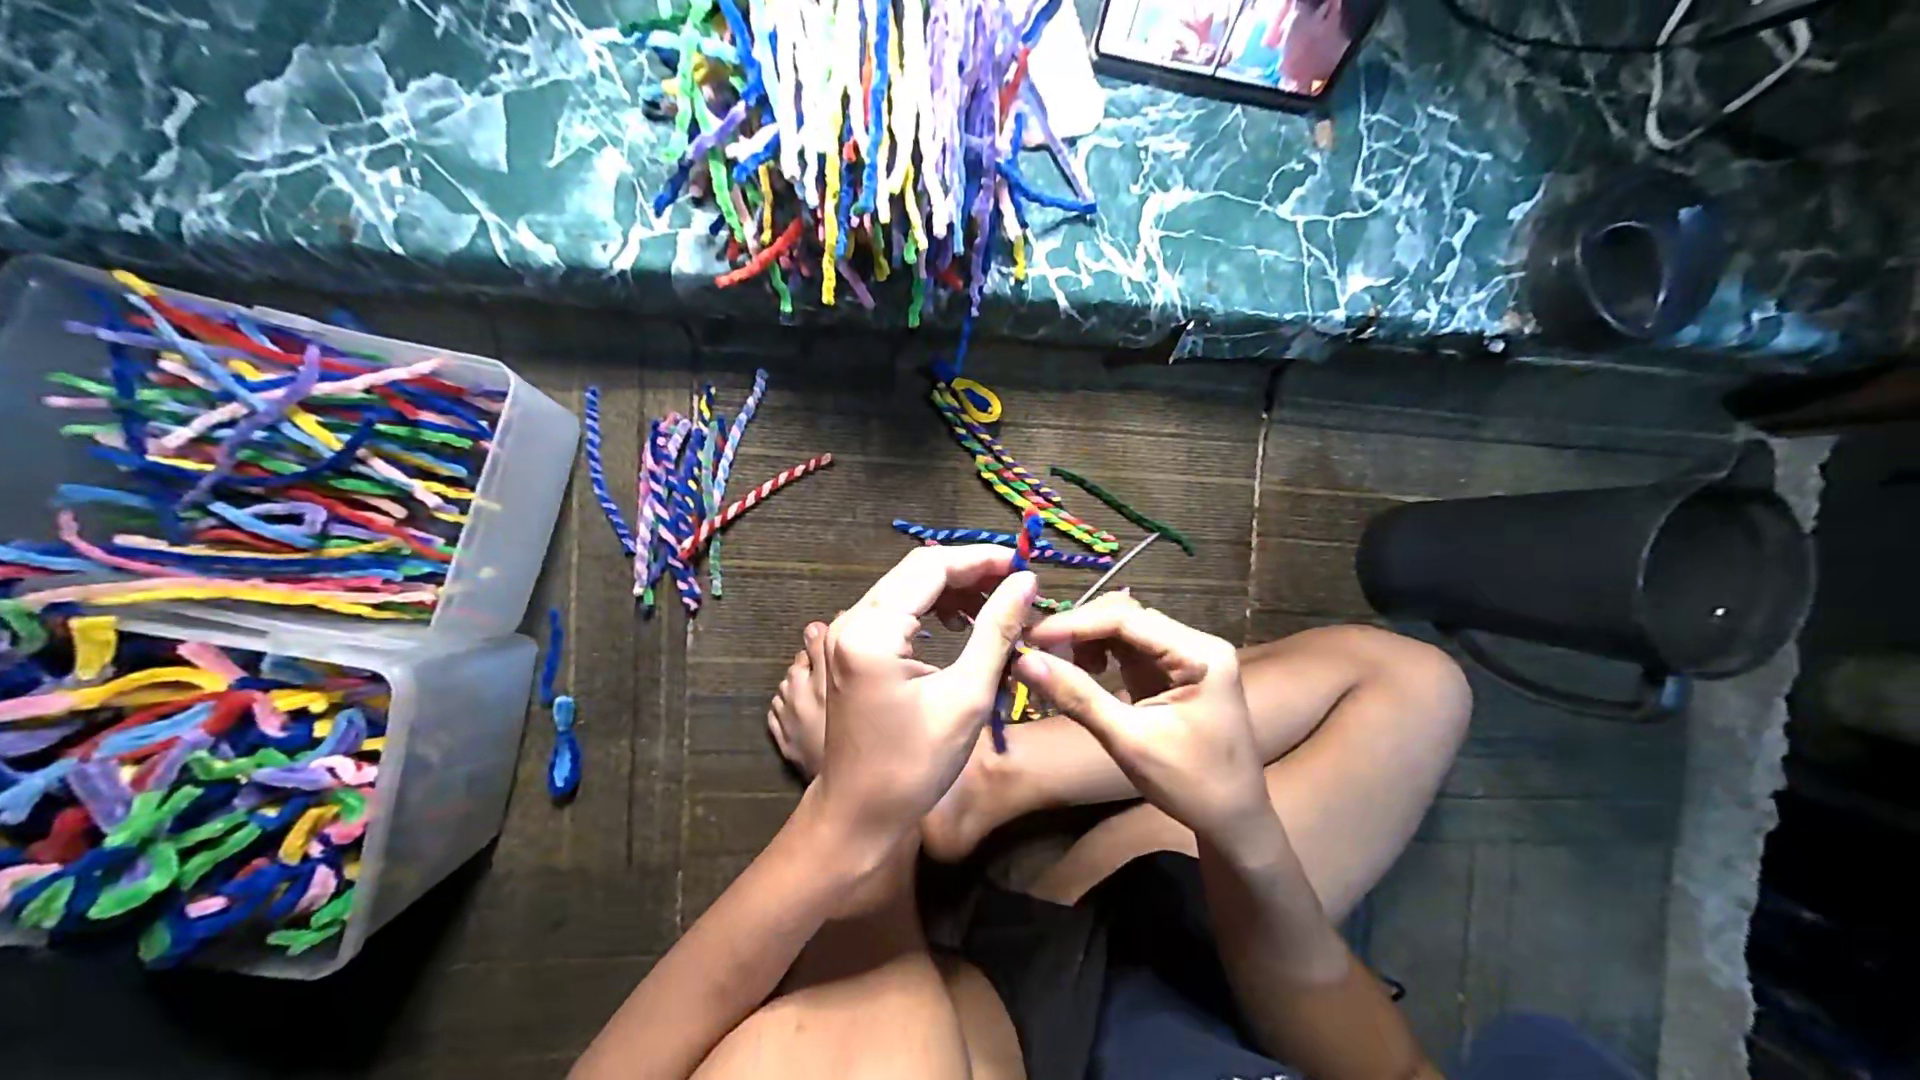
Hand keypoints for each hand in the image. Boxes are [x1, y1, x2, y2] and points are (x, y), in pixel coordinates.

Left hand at [812, 545, 1036, 857]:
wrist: (860, 812)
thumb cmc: (915, 764)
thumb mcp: (966, 695)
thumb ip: (996, 629)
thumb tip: (1025, 581)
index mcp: (872, 631)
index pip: (930, 566)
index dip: (980, 558)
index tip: (1023, 565)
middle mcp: (851, 621)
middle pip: (916, 571)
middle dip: (969, 571)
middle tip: (1016, 584)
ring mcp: (846, 634)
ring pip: (907, 587)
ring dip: (952, 589)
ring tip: (996, 604)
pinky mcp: (851, 649)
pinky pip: (896, 610)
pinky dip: (932, 608)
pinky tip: (961, 623)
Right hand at [1015, 593, 1274, 851]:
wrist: (1232, 819)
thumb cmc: (1189, 784)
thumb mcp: (1128, 740)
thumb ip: (1078, 696)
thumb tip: (1024, 662)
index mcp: (1199, 655)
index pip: (1127, 618)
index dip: (1075, 623)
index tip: (1032, 636)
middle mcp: (1196, 644)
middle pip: (1126, 615)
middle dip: (1080, 629)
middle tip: (1037, 650)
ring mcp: (1184, 655)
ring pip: (1125, 627)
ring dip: (1088, 639)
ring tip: (1060, 664)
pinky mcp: (1171, 669)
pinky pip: (1129, 646)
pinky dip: (1100, 652)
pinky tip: (1084, 669)